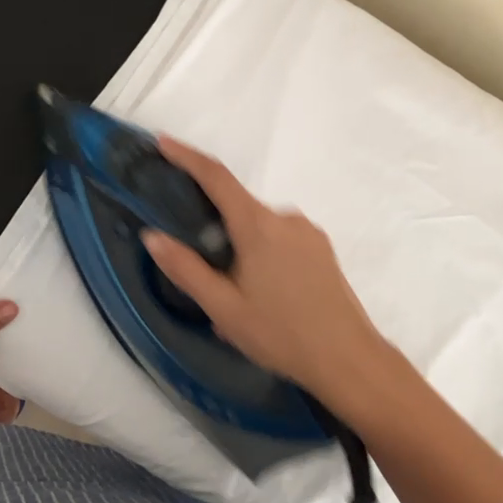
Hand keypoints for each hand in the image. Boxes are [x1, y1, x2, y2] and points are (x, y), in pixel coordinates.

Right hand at [142, 137, 400, 409]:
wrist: (349, 360)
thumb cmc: (280, 334)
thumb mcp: (223, 308)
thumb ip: (186, 269)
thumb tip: (153, 236)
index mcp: (258, 226)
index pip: (216, 178)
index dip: (187, 157)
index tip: (162, 143)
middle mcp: (285, 219)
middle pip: (238, 206)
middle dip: (212, 225)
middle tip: (195, 267)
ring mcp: (308, 233)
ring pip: (258, 228)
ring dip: (237, 248)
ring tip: (230, 297)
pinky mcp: (322, 250)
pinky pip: (279, 241)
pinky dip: (259, 257)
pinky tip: (259, 298)